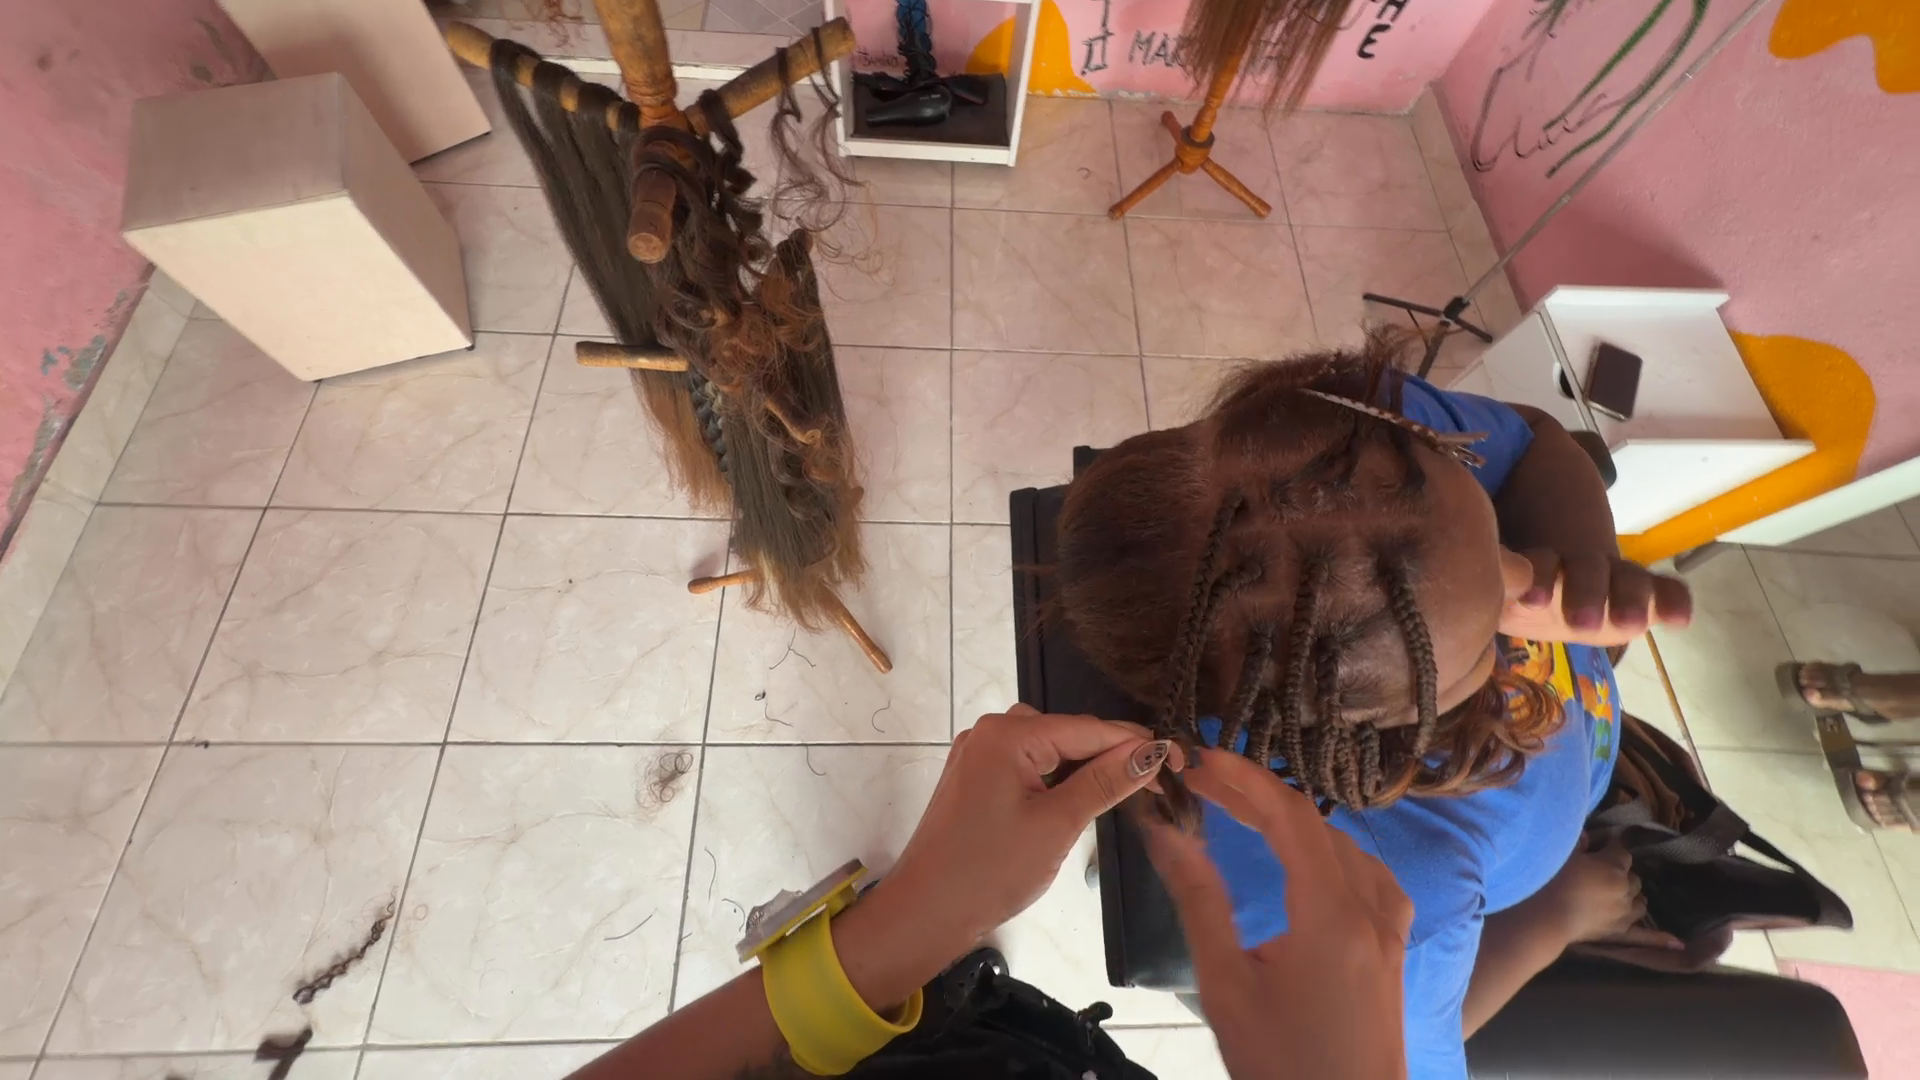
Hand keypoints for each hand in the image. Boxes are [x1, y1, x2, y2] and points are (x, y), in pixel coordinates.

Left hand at [844, 706, 1169, 1004]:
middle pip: (1066, 732)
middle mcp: (990, 731)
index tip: (1179, 758)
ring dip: (1084, 763)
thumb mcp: (1057, 824)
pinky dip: (1056, 774)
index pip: (1085, 728)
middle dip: (1110, 752)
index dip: (1134, 742)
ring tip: (1126, 785)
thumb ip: (1105, 782)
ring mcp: (979, 752)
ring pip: (1047, 746)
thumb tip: (1152, 752)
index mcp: (1007, 735)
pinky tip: (1080, 792)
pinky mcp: (975, 774)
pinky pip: (1026, 761)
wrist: (927, 911)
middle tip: (1158, 777)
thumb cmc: (993, 870)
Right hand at [1144, 748, 1412, 1079]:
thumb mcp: (1225, 985)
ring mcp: (1390, 933)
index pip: (1292, 817)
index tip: (1200, 760)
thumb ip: (1198, 899)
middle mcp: (1371, 913)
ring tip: (1239, 809)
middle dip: (1256, 793)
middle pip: (1315, 825)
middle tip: (1201, 781)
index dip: (1245, 778)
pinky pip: (1367, 874)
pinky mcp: (1392, 952)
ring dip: (1290, 817)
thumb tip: (1164, 831)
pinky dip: (1326, 846)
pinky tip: (1305, 856)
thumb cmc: (1279, 1068)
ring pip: (1343, 844)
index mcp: (1332, 917)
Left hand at [1499, 547, 1691, 644]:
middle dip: (1586, 593)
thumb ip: (1495, 592)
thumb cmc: (1518, 597)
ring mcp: (1616, 577)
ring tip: (1630, 626)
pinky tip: (1676, 622)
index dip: (1539, 577)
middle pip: (1587, 569)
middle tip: (1581, 624)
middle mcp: (1580, 565)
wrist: (1547, 597)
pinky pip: (1666, 590)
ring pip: (1628, 577)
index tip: (1533, 603)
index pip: (1542, 562)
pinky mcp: (1646, 597)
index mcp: (1542, 563)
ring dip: (1630, 600)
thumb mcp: (1500, 595)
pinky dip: (1674, 601)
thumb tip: (1484, 585)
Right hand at [1527, 838, 1681, 948]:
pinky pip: (1646, 936)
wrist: (1548, 915)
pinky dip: (1660, 938)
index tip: (1606, 842)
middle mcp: (1625, 890)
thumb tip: (1587, 835)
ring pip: (1640, 902)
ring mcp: (1626, 913)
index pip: (1621, 852)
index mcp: (1612, 867)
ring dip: (1633, 895)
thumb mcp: (1559, 854)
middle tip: (1604, 869)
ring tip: (1622, 893)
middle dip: (1623, 872)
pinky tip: (1677, 943)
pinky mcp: (1620, 932)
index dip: (1614, 846)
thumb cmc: (1550, 878)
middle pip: (1633, 878)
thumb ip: (1575, 844)